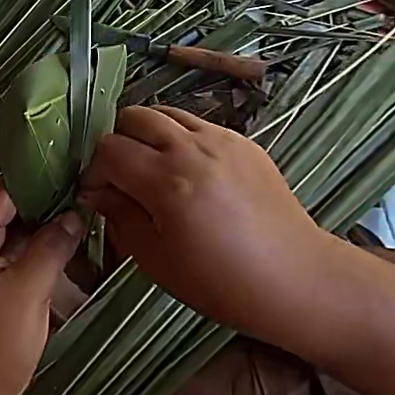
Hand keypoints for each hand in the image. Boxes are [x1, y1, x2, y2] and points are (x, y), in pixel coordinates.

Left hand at [0, 183, 84, 394]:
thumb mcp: (28, 291)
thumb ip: (51, 246)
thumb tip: (75, 213)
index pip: (5, 189)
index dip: (39, 177)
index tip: (76, 167)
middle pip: (9, 206)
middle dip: (46, 199)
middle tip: (87, 190)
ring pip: (14, 229)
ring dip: (43, 223)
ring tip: (83, 210)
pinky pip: (13, 251)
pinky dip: (36, 246)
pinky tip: (65, 243)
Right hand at [80, 106, 348, 340]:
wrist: (300, 281)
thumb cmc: (222, 282)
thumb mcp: (157, 260)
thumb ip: (119, 217)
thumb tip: (95, 192)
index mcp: (167, 181)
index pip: (109, 149)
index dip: (94, 169)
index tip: (97, 193)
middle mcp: (191, 148)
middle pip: (133, 117)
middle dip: (117, 141)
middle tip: (122, 174)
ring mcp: (221, 139)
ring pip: (164, 113)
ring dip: (147, 133)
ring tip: (152, 166)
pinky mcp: (243, 141)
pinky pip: (196, 124)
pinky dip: (179, 137)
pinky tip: (188, 170)